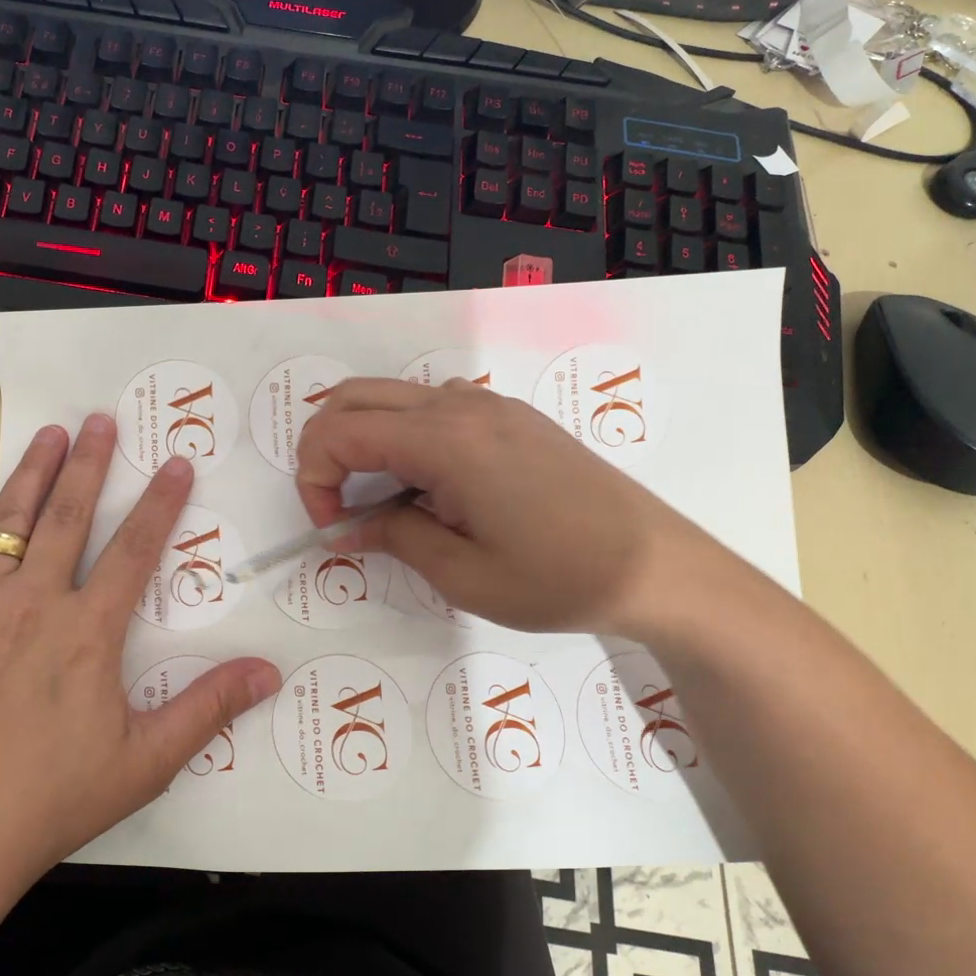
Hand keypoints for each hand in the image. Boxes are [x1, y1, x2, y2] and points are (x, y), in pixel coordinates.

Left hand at [0, 415, 281, 893]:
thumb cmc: (54, 797)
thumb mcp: (146, 760)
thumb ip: (207, 709)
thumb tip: (269, 671)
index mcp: (87, 631)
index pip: (134, 550)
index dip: (160, 504)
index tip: (175, 464)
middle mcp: (33, 601)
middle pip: (69, 517)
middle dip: (89, 465)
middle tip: (99, 420)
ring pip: (7, 522)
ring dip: (31, 474)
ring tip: (48, 434)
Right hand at [294, 378, 716, 636]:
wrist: (661, 569)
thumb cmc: (560, 579)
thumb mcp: (463, 576)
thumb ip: (394, 538)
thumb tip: (349, 527)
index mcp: (445, 440)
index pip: (340, 432)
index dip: (314, 478)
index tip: (331, 528)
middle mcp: (462, 405)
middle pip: (355, 397)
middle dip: (325, 448)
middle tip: (336, 506)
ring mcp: (490, 405)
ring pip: (391, 396)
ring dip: (364, 438)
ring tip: (381, 500)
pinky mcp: (511, 417)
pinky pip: (432, 406)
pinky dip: (402, 435)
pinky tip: (427, 487)